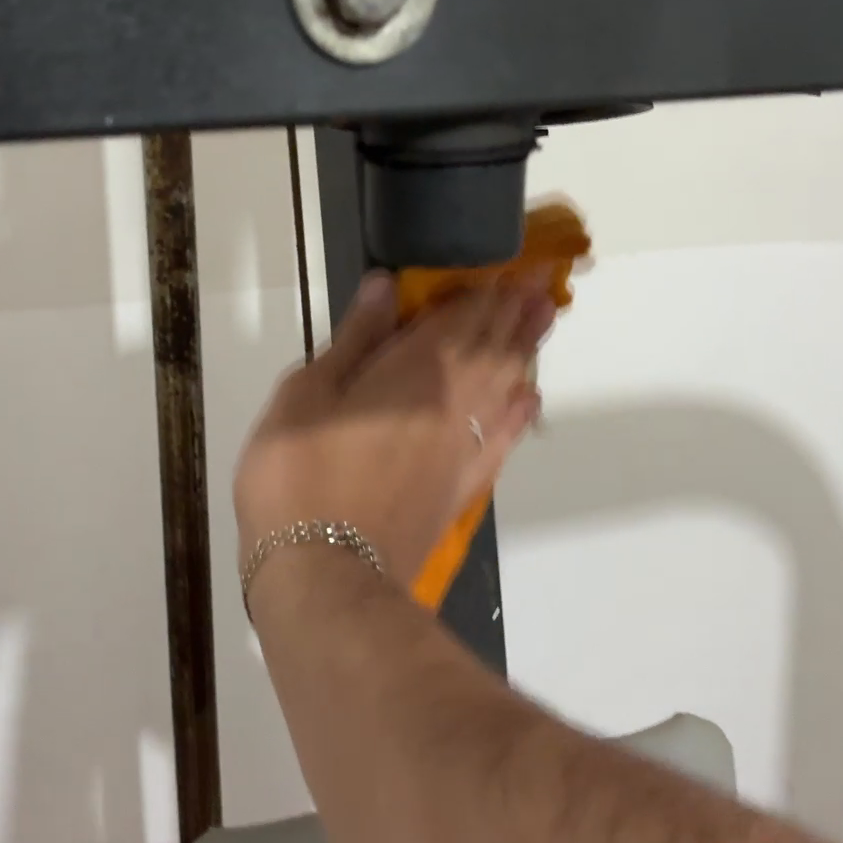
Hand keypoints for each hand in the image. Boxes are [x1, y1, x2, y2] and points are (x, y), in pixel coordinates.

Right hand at [234, 272, 556, 591]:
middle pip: (492, 348)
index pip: (460, 319)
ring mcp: (464, 447)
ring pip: (506, 386)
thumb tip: (386, 287)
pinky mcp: (463, 486)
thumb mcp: (305, 394)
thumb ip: (353, 339)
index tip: (509, 269)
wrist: (326, 573)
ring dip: (526, 350)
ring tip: (544, 322)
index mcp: (413, 370)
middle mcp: (452, 402)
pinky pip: (504, 439)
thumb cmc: (298, 475)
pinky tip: (531, 399)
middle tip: (539, 288)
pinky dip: (522, 413)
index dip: (485, 293)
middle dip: (515, 314)